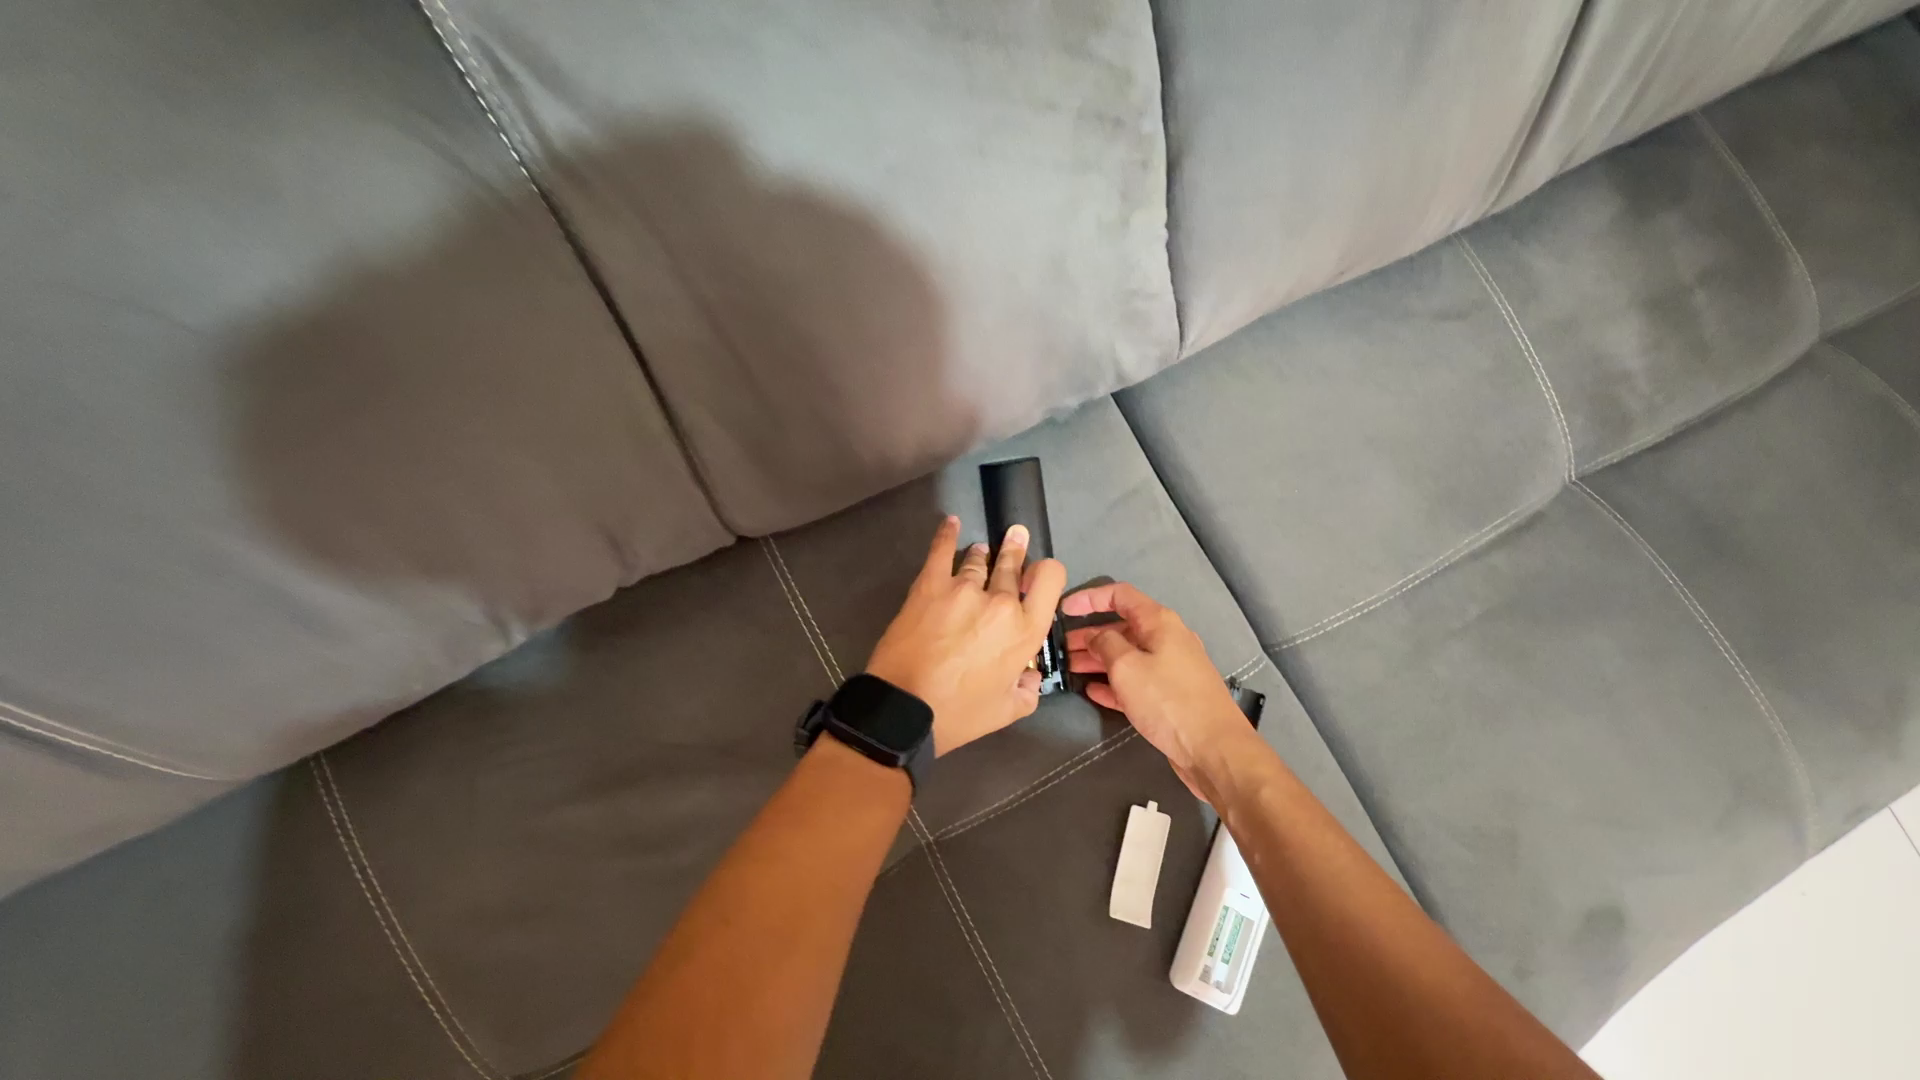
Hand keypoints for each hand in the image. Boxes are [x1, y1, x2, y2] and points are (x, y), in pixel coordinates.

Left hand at [866, 516, 1067, 755]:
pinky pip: (940, 551)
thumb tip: (1030, 675)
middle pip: (1012, 566)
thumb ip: (1027, 690)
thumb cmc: (960, 714)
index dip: (1047, 571)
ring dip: (982, 554)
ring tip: (982, 549)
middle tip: (1016, 537)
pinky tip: (951, 523)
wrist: (905, 709)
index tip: (1038, 573)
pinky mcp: (929, 585)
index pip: (1050, 579)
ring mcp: (963, 589)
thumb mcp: (1007, 711)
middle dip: (1015, 551)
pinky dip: (947, 534)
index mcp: (1025, 630)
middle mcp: (1000, 602)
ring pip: (978, 561)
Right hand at [1062, 583, 1259, 798]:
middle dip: (1090, 634)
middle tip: (1061, 647)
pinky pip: (1136, 681)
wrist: (1213, 747)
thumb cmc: (1167, 699)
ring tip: (1070, 668)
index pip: (1120, 595)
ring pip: (1127, 656)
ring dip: (1098, 659)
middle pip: (1122, 628)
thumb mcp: (1127, 666)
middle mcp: (1167, 640)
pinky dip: (1114, 683)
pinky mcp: (1170, 696)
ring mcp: (1170, 669)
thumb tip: (1096, 637)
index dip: (1089, 598)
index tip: (1064, 610)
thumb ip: (1105, 644)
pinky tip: (1092, 691)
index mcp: (1159, 622)